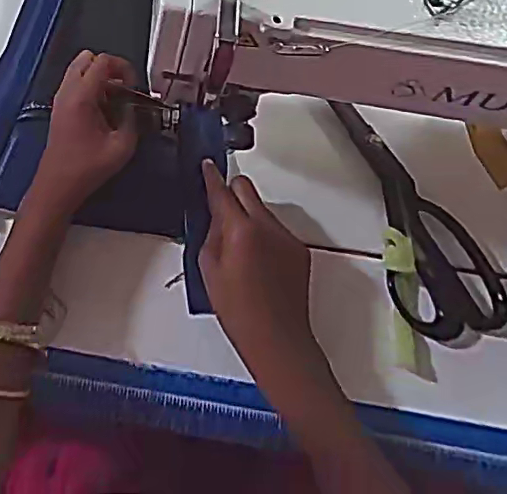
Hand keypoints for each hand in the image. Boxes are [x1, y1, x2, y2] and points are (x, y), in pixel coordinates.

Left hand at [23, 51, 139, 222]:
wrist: (57, 185)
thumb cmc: (87, 168)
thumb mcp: (121, 146)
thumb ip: (132, 120)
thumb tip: (134, 106)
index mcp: (81, 96)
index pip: (101, 61)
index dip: (123, 67)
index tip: (133, 85)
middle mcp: (67, 91)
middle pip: (87, 58)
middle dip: (109, 67)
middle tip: (123, 87)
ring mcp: (60, 98)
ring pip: (79, 69)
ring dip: (99, 77)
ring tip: (114, 100)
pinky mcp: (59, 107)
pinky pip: (75, 83)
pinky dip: (90, 87)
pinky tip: (102, 110)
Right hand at [199, 161, 325, 393]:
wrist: (278, 341)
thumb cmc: (239, 311)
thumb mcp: (209, 269)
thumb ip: (211, 234)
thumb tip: (216, 218)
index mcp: (241, 230)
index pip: (222, 191)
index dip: (211, 176)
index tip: (207, 165)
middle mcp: (267, 226)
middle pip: (246, 188)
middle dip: (232, 191)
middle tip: (222, 209)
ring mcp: (286, 237)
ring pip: (261, 210)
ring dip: (249, 217)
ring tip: (240, 250)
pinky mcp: (299, 250)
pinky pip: (276, 230)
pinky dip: (265, 236)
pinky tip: (258, 262)